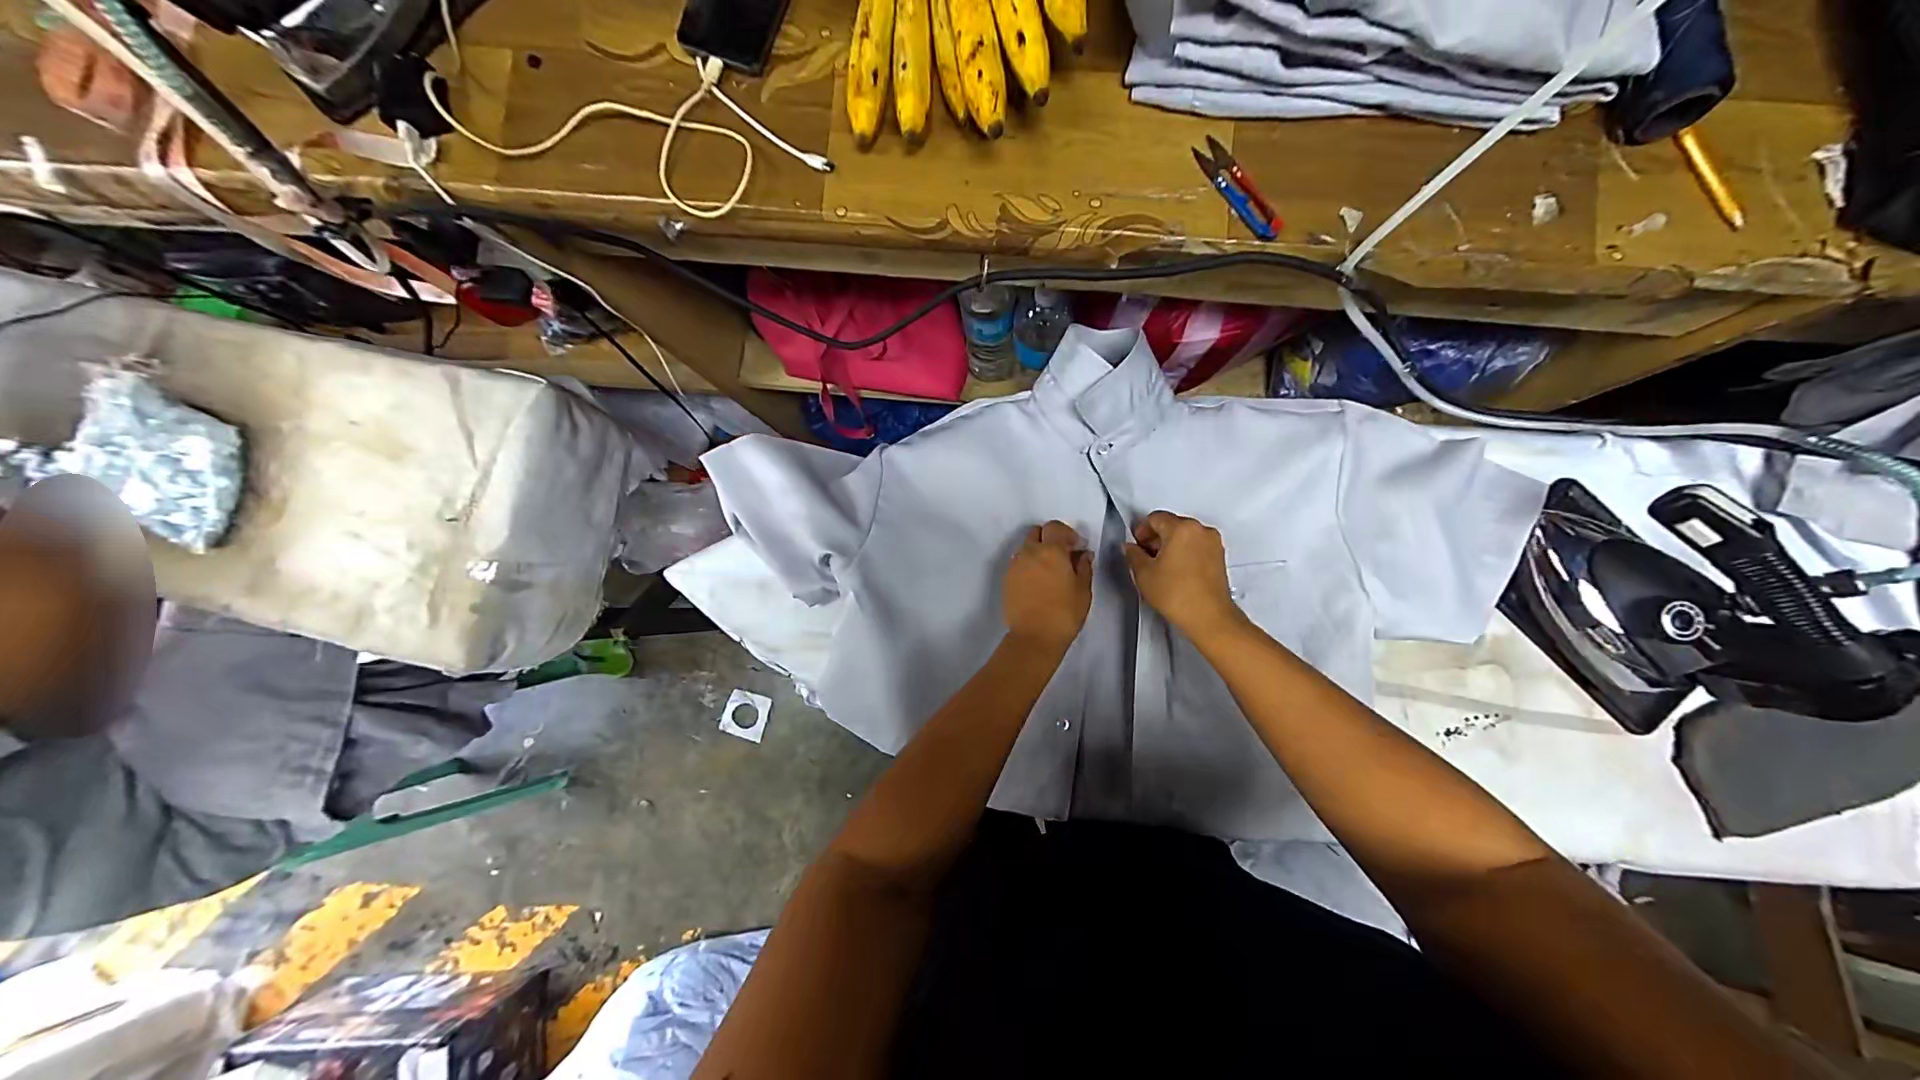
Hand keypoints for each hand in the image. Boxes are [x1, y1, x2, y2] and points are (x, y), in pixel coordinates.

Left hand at [1003, 521, 1092, 650]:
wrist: (1034, 637)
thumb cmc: (1064, 614)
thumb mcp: (1083, 590)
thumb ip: (1084, 567)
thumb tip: (1084, 555)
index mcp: (1051, 551)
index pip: (1055, 527)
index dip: (1067, 533)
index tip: (1077, 547)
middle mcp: (1029, 552)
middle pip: (1037, 532)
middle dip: (1050, 538)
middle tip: (1063, 555)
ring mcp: (1015, 565)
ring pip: (1025, 547)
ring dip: (1037, 551)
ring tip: (1049, 570)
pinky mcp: (1007, 579)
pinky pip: (1017, 562)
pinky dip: (1028, 564)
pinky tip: (1037, 582)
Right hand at [1124, 511, 1244, 639]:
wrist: (1208, 616)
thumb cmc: (1181, 596)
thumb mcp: (1143, 573)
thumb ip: (1133, 554)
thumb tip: (1131, 549)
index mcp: (1182, 528)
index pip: (1155, 518)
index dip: (1141, 530)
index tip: (1136, 542)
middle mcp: (1201, 531)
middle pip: (1172, 524)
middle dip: (1156, 538)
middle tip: (1144, 554)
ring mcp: (1213, 544)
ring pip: (1185, 535)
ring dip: (1171, 545)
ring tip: (1160, 566)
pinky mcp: (1219, 557)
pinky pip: (1197, 546)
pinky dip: (1185, 553)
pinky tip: (1175, 572)